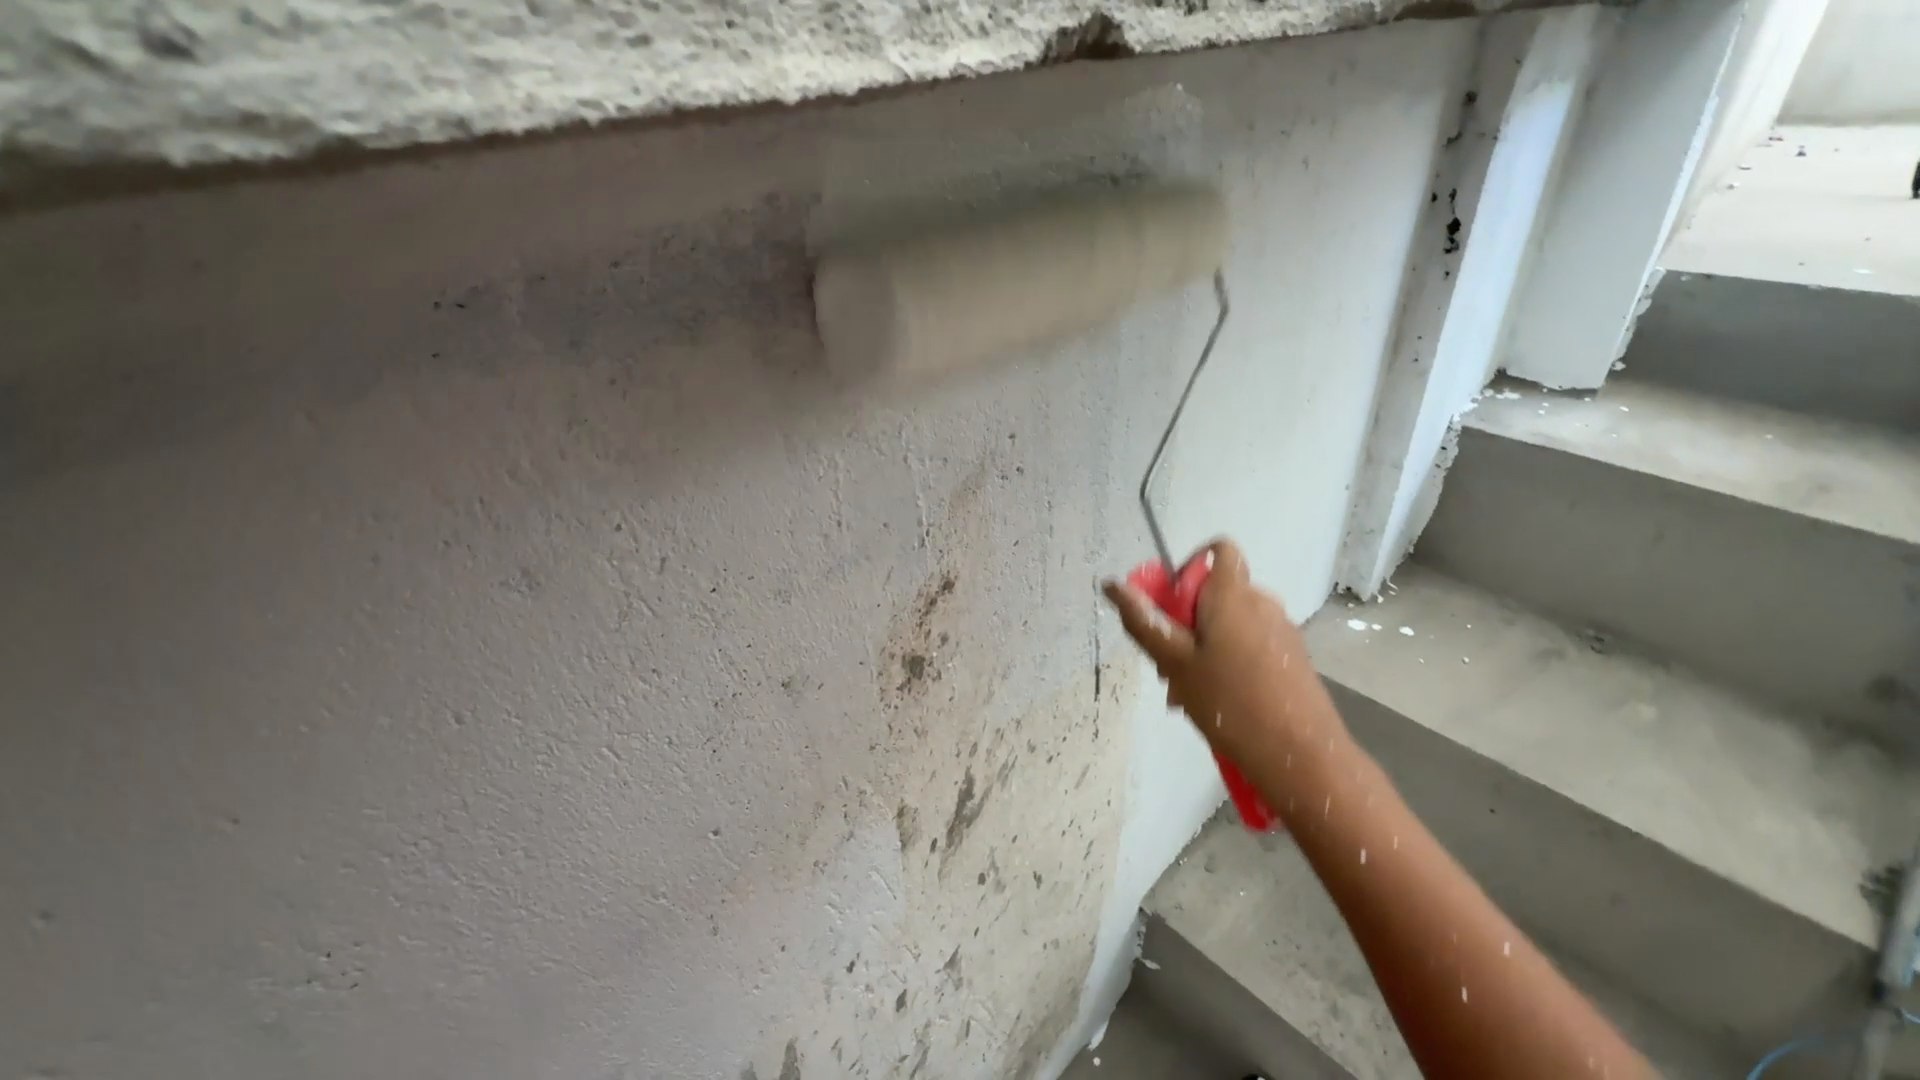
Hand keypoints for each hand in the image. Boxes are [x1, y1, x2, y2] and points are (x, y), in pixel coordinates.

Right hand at [1102, 539, 1336, 769]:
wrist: (1299, 754)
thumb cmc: (1230, 702)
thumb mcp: (1175, 663)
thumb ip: (1144, 622)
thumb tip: (1111, 583)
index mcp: (1232, 594)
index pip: (1218, 551)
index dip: (1189, 566)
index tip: (1169, 603)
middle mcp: (1262, 602)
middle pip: (1217, 593)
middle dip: (1186, 620)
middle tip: (1168, 665)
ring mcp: (1281, 630)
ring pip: (1231, 623)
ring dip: (1204, 646)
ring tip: (1188, 692)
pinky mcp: (1292, 657)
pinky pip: (1250, 644)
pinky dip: (1229, 660)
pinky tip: (1218, 702)